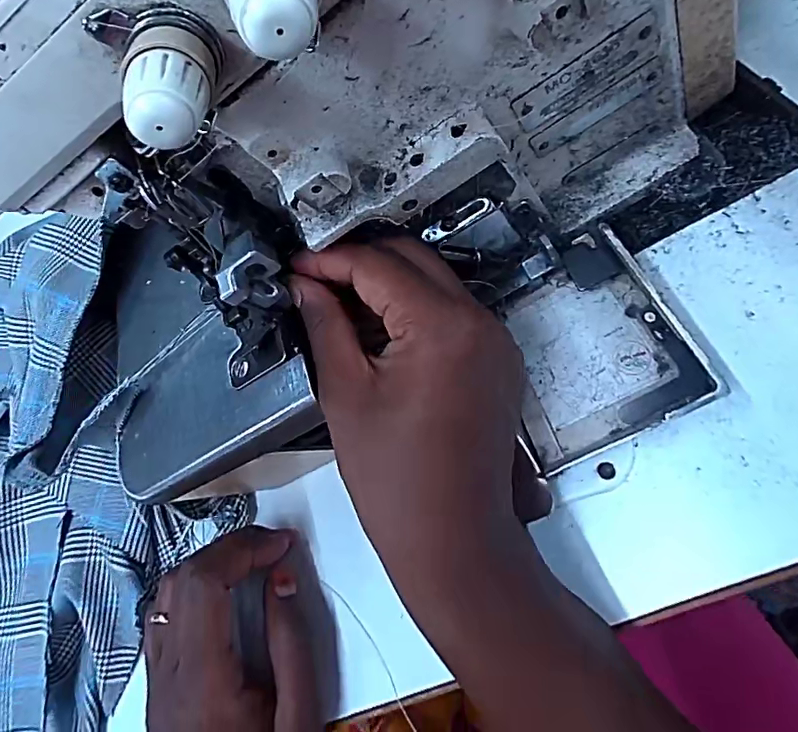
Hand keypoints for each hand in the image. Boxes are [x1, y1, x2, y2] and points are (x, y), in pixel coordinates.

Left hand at [145, 526, 316, 731]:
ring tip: (248, 563)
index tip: (279, 544)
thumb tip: (281, 580)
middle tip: (268, 548)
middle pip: (184, 578)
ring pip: (167, 591)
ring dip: (208, 563)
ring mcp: (156, 678)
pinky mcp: (156, 684)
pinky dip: (191, 585)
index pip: (206, 581)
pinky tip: (218, 591)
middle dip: (229, 549)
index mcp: (201, 679)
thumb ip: (292, 644)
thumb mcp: (297, 718)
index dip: (243, 548)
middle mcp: (169, 673)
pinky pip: (163, 613)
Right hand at [289, 238, 528, 576]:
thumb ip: (323, 324)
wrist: (455, 541)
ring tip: (339, 307)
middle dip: (357, 261)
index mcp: (442, 328)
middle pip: (409, 257)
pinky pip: (449, 309)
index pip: (376, 264)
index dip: (329, 260)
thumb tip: (307, 287)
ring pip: (431, 278)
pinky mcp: (496, 359)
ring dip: (384, 282)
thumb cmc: (404, 486)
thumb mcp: (344, 392)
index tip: (301, 267)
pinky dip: (411, 306)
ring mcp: (494, 341)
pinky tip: (376, 330)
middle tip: (316, 279)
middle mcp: (479, 325)